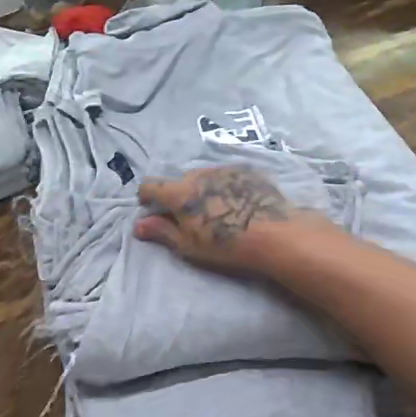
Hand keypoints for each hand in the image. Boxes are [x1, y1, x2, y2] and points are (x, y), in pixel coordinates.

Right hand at [135, 166, 314, 272]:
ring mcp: (224, 170)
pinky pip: (226, 176)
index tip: (151, 210)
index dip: (146, 198)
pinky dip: (224, 186)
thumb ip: (161, 231)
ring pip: (203, 177)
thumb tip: (138, 225)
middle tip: (189, 217)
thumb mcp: (188, 246)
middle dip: (177, 196)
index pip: (151, 186)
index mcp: (179, 192)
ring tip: (215, 209)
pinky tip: (237, 203)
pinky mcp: (248, 171)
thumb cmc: (227, 245)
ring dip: (201, 189)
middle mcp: (199, 174)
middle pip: (178, 181)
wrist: (277, 234)